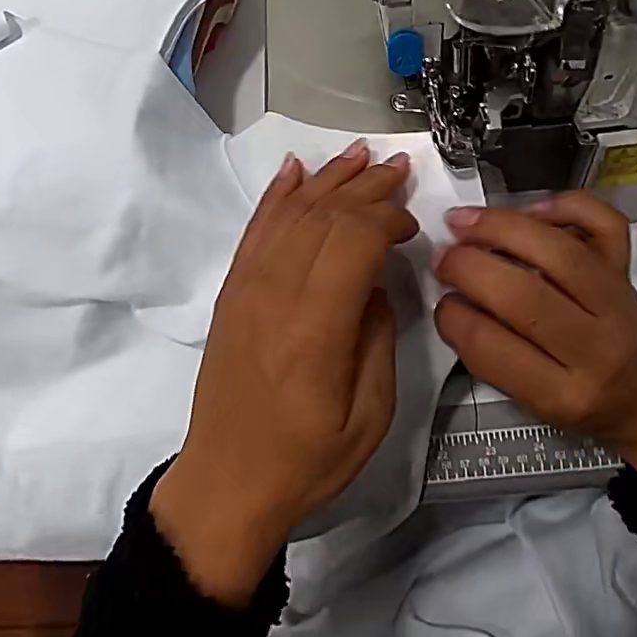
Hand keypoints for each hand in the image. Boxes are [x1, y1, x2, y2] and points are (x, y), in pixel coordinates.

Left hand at [150, 140, 417, 605]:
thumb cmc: (307, 457)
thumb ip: (379, 335)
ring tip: (360, 154)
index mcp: (315, 328)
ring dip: (329, 178)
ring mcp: (246, 286)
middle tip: (398, 169)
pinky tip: (296, 169)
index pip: (354, 240)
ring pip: (292, 212)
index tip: (411, 226)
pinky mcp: (231, 290)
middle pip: (325, 216)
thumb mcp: (370, 413)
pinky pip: (256, 228)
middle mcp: (276, 293)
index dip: (387, 218)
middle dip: (367, 186)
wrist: (226, 482)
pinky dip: (278, 193)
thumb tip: (376, 280)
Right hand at [431, 191, 636, 493]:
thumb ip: (490, 355)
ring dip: (502, 229)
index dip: (454, 317)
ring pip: (560, 253)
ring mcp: (617, 302)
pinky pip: (606, 224)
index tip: (440, 299)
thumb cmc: (581, 397)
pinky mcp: (627, 269)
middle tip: (442, 256)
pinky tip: (533, 211)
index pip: (496, 350)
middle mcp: (597, 349)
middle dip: (470, 267)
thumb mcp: (531, 400)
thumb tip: (453, 298)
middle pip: (527, 298)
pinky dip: (567, 206)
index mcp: (564, 394)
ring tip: (464, 221)